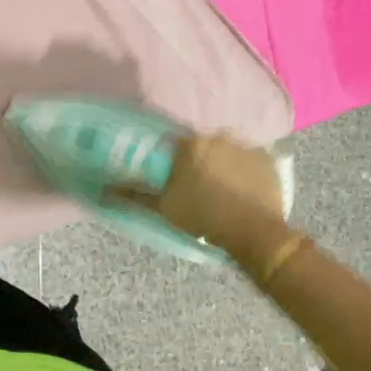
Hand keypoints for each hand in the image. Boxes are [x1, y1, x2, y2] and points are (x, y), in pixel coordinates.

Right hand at [117, 134, 290, 263]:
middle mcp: (217, 136)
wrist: (254, 233)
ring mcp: (245, 145)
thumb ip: (134, 195)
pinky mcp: (267, 158)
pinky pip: (250, 159)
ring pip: (226, 151)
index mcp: (190, 144)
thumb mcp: (164, 209)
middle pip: (202, 146)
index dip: (174, 162)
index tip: (175, 177)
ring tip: (223, 190)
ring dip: (222, 164)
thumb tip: (104, 190)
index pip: (175, 145)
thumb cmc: (204, 219)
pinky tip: (244, 189)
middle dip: (198, 162)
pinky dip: (245, 170)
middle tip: (198, 187)